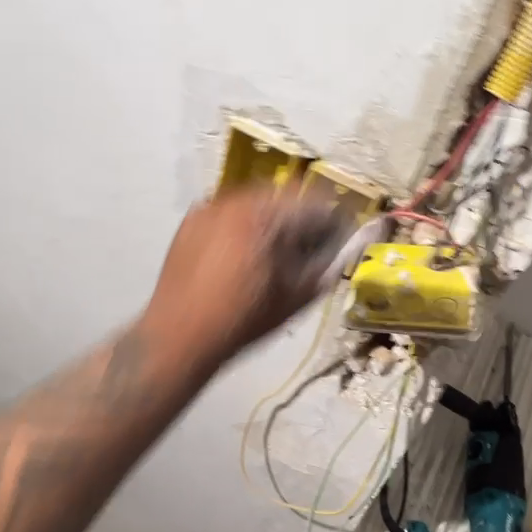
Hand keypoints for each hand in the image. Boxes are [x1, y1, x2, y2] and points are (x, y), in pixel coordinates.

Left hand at [142, 187, 353, 366]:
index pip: (315, 200)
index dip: (334, 217)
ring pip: (256, 201)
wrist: (179, 336)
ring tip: (274, 251)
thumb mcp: (297, 297)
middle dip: (301, 216)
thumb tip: (352, 242)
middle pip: (284, 195)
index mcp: (267, 216)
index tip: (339, 235)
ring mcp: (210, 208)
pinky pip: (229, 212)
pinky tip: (244, 254)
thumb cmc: (244, 321)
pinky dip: (244, 225)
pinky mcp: (192, 220)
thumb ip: (330, 264)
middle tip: (307, 245)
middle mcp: (237, 201)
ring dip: (272, 219)